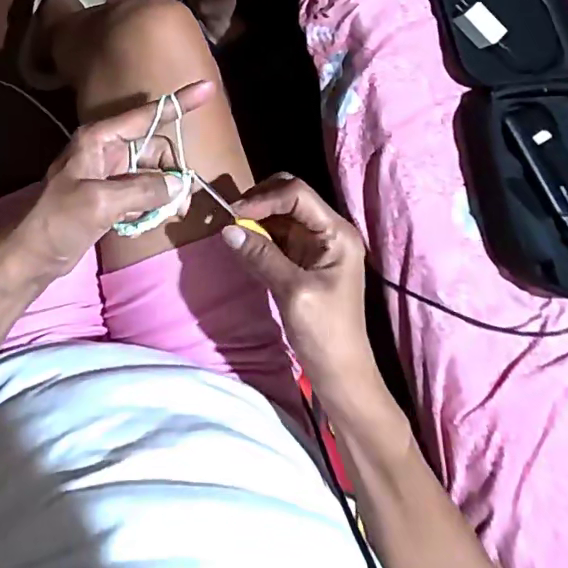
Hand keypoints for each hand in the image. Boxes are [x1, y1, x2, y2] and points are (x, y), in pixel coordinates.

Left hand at [0, 80, 218, 290]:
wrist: (31, 256)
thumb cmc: (58, 221)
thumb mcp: (100, 202)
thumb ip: (143, 190)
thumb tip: (178, 185)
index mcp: (99, 139)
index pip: (146, 115)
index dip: (178, 103)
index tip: (207, 88)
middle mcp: (106, 149)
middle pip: (155, 148)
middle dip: (172, 171)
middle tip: (181, 202)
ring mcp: (109, 172)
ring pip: (152, 171)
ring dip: (165, 191)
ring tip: (170, 214)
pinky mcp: (111, 194)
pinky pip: (144, 190)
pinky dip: (152, 202)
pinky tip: (150, 219)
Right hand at [221, 176, 380, 399]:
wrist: (340, 372)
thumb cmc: (325, 333)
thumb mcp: (293, 292)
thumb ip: (262, 256)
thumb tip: (227, 229)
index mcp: (337, 232)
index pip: (297, 195)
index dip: (264, 198)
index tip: (234, 213)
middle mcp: (328, 230)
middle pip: (290, 195)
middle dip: (259, 201)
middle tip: (232, 218)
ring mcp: (314, 244)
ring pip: (279, 212)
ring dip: (255, 217)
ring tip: (232, 230)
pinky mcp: (301, 258)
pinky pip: (275, 234)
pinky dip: (257, 234)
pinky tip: (242, 244)